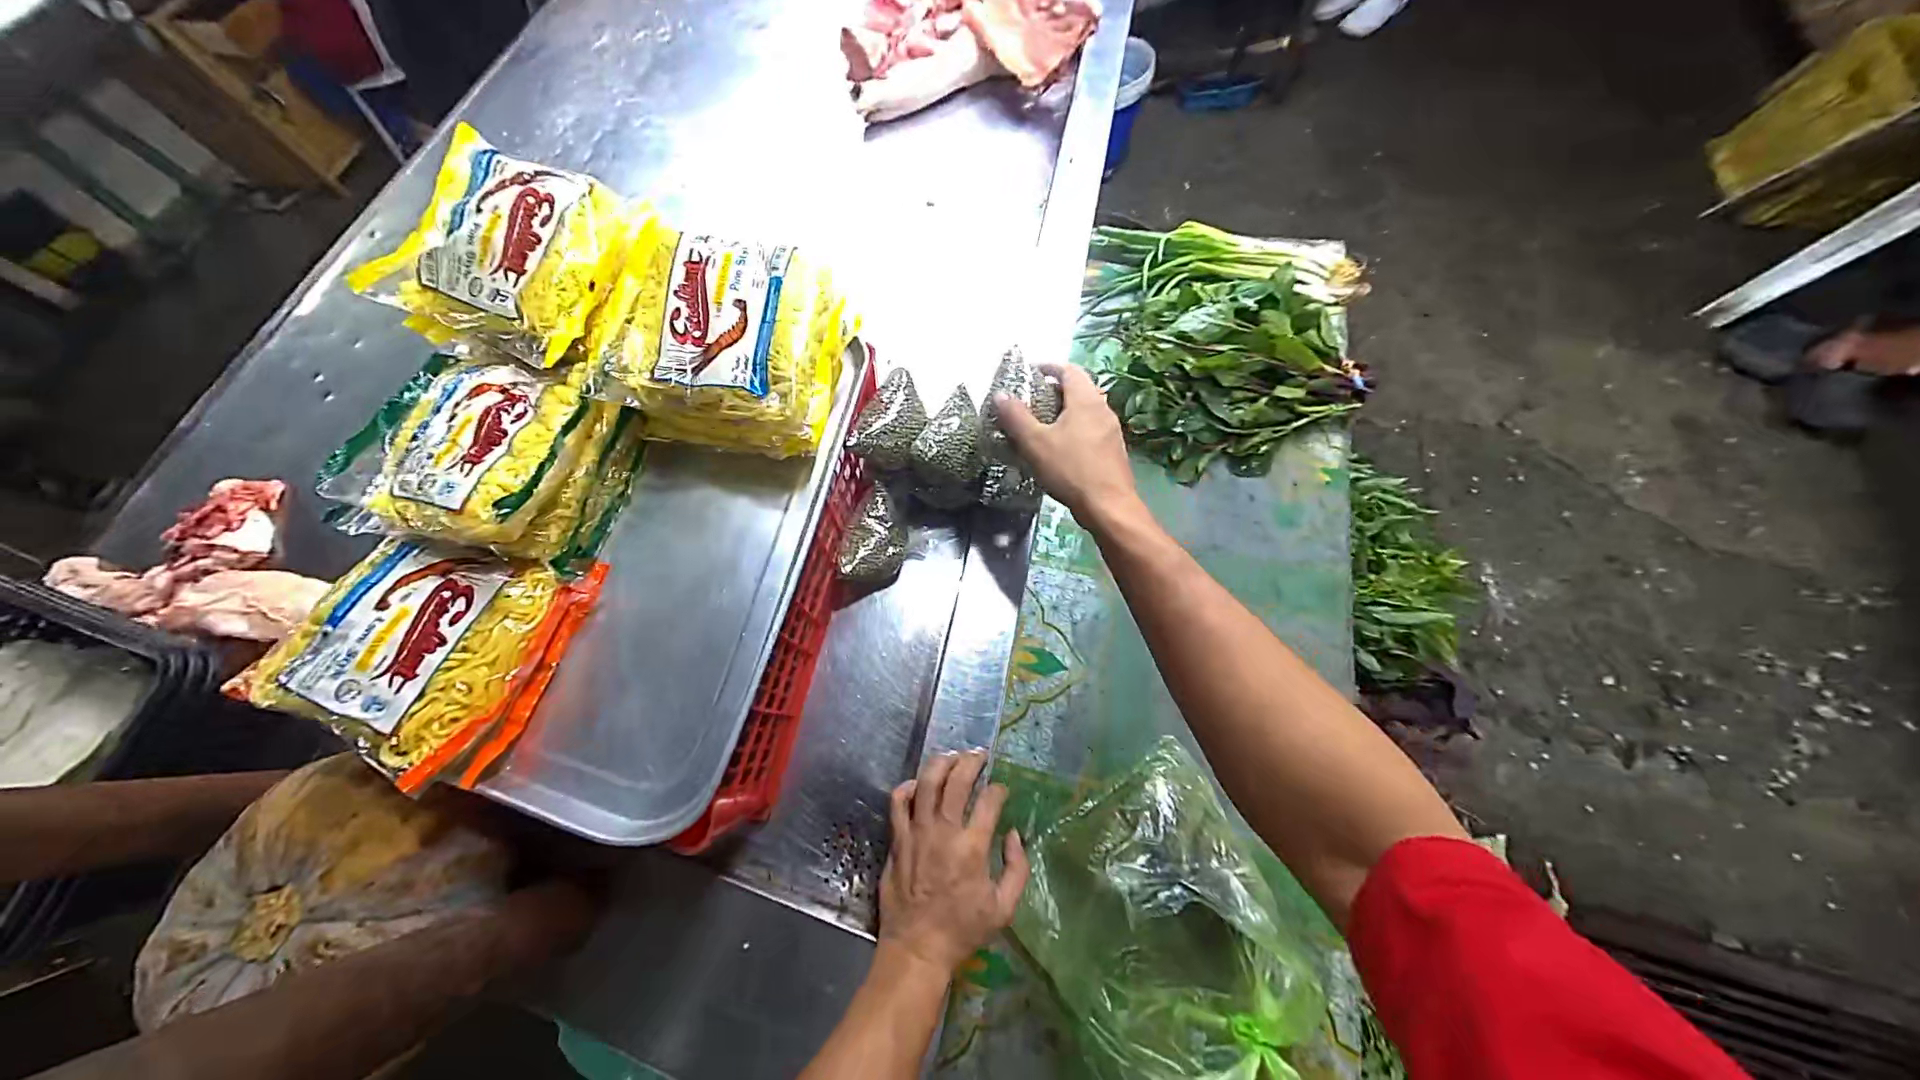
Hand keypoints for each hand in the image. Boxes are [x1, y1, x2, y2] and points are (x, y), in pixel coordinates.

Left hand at [878, 750, 1028, 973]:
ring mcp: (917, 833)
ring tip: (952, 757)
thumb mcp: (1004, 908)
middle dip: (971, 762)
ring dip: (942, 763)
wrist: (917, 948)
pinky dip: (909, 787)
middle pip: (957, 780)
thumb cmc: (963, 930)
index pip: (989, 801)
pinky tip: (920, 784)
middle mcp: (944, 832)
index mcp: (973, 848)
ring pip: (927, 782)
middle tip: (979, 756)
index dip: (999, 789)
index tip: (1001, 790)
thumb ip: (1017, 868)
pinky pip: (899, 802)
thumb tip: (1015, 835)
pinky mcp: (897, 840)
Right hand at [992, 363, 1138, 524]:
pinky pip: (1091, 428)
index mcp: (1085, 400)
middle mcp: (1103, 409)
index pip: (1069, 369)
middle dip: (1056, 389)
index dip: (1049, 367)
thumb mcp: (1035, 443)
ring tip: (1043, 423)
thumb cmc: (1070, 470)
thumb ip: (1016, 417)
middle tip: (1032, 399)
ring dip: (1066, 410)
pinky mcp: (1113, 449)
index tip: (1031, 372)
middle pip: (1079, 388)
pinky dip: (1075, 427)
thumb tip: (1001, 395)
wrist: (1108, 506)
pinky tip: (1062, 446)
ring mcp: (1111, 430)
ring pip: (1086, 410)